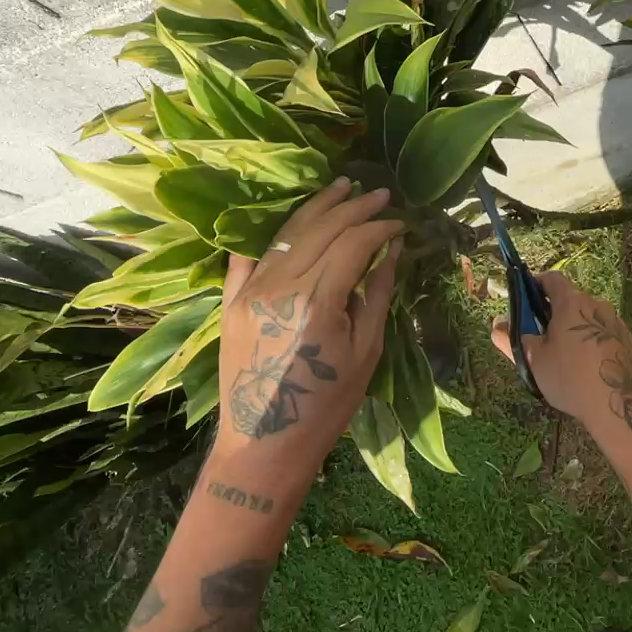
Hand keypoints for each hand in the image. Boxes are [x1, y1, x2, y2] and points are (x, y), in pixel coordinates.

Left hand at [210, 178, 402, 492]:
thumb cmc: (327, 406)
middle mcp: (280, 288)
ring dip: (317, 206)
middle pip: (321, 229)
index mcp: (318, 303)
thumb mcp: (366, 351)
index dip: (380, 226)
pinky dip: (272, 233)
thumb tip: (391, 247)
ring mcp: (249, 292)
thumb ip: (377, 292)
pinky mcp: (231, 301)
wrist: (264, 446)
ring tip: (341, 186)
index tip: (400, 222)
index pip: (353, 243)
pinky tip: (291, 217)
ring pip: (287, 234)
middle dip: (354, 207)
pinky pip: (248, 255)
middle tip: (379, 193)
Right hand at [490, 271, 631, 430]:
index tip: (527, 302)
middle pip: (571, 300)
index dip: (536, 285)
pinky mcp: (630, 341)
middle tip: (543, 338)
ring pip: (589, 318)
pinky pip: (605, 334)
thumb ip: (511, 337)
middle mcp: (597, 304)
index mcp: (572, 303)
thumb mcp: (533, 359)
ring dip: (576, 329)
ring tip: (567, 358)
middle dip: (555, 313)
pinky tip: (589, 368)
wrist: (617, 406)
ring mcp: (617, 322)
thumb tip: (496, 323)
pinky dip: (594, 342)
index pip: (552, 279)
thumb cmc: (569, 378)